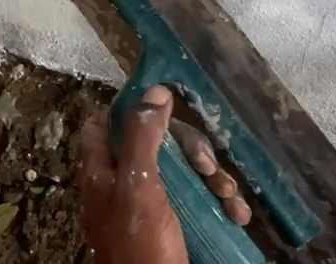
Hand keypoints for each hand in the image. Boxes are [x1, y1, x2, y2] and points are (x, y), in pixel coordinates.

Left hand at [77, 84, 250, 263]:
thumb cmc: (140, 246)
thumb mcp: (138, 186)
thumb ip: (143, 136)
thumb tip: (155, 89)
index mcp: (102, 173)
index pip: (100, 125)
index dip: (126, 109)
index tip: (160, 102)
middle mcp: (122, 185)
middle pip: (155, 144)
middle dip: (190, 149)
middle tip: (207, 164)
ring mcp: (150, 207)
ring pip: (183, 171)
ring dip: (212, 177)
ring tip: (228, 194)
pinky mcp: (175, 227)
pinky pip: (198, 201)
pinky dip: (219, 202)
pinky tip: (236, 211)